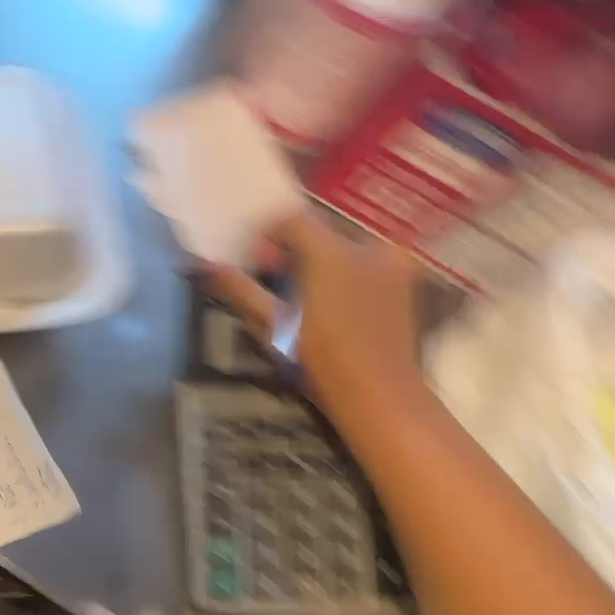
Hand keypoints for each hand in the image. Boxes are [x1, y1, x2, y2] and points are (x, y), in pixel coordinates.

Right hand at [203, 214, 424, 426]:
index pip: (292, 219)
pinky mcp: (407, 283)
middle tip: (278, 287)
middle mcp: (368, 247)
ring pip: (345, 248)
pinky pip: (368, 264)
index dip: (268, 237)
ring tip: (307, 301)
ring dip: (321, 264)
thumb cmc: (319, 360)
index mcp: (332, 252)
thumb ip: (240, 288)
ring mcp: (394, 264)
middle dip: (294, 253)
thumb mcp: (271, 325)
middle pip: (320, 233)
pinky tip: (336, 308)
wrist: (380, 395)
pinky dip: (347, 275)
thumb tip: (207, 265)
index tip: (258, 267)